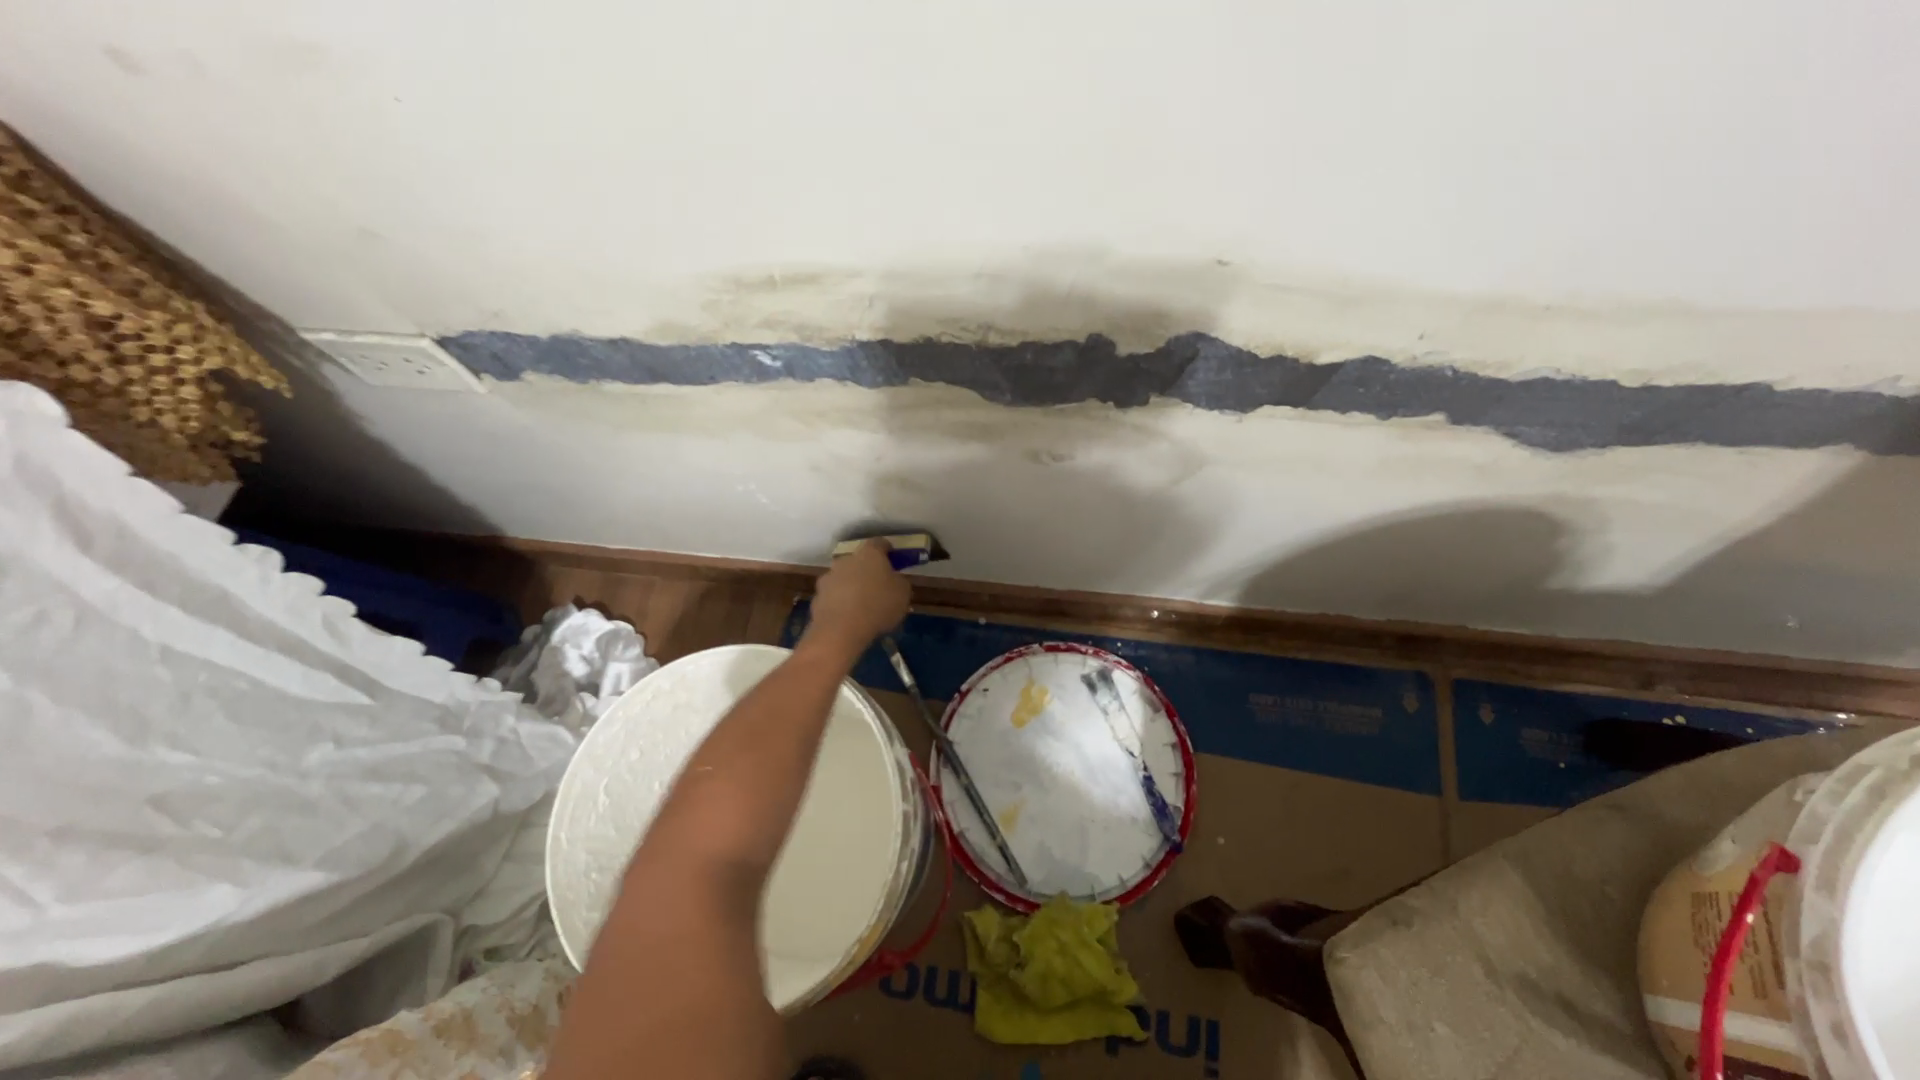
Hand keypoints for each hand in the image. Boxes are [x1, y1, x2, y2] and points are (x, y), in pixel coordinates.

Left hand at [803, 539, 910, 661]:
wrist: (841, 629)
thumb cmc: (878, 605)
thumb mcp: (903, 594)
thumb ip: (899, 582)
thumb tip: (894, 580)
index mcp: (869, 554)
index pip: (879, 543)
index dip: (887, 549)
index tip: (893, 557)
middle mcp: (846, 560)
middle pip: (858, 560)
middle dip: (867, 570)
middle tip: (877, 585)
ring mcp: (829, 577)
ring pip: (843, 578)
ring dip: (851, 586)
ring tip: (861, 604)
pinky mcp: (817, 597)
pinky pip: (833, 596)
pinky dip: (840, 602)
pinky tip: (848, 616)